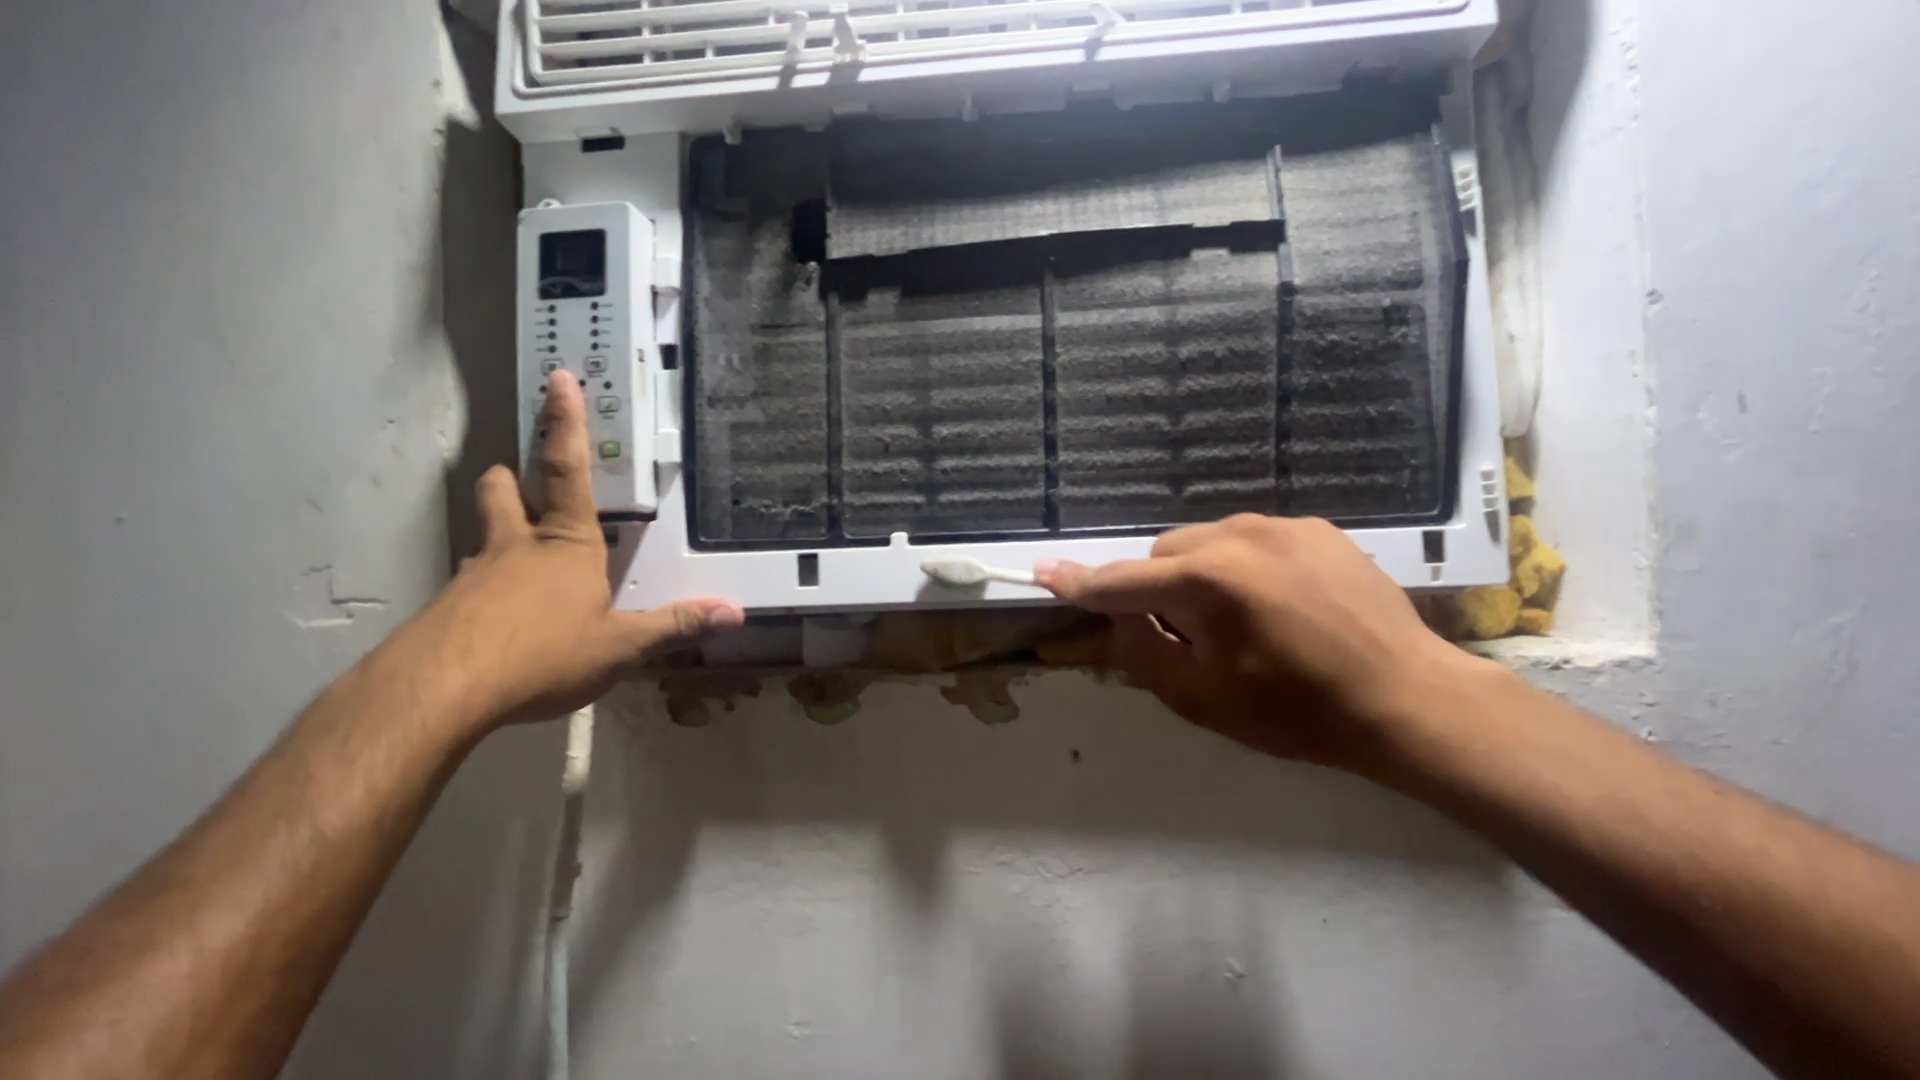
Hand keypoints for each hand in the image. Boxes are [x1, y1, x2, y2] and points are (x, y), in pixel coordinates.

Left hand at [383, 369, 742, 731]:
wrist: (444, 689)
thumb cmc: (545, 654)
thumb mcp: (622, 646)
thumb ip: (675, 625)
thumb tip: (735, 612)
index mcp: (567, 545)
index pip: (569, 470)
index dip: (565, 422)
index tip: (557, 378)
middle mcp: (517, 547)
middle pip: (502, 491)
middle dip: (510, 477)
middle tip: (515, 477)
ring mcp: (475, 575)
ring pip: (483, 537)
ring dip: (497, 536)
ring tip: (516, 566)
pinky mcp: (447, 610)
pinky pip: (469, 588)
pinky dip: (483, 594)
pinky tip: (496, 627)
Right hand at [1036, 515, 1481, 769]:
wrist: (1408, 700)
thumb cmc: (1298, 712)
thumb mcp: (1202, 700)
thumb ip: (1145, 653)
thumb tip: (1123, 619)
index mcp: (1206, 581)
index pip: (1122, 581)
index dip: (1079, 583)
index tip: (1043, 573)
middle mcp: (1237, 536)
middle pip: (1164, 555)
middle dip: (1159, 590)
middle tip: (1189, 638)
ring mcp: (1282, 526)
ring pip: (1207, 542)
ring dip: (1202, 576)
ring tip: (1243, 624)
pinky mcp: (1317, 528)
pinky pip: (1253, 541)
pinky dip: (1244, 568)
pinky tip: (1280, 606)